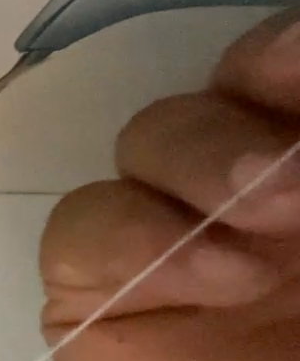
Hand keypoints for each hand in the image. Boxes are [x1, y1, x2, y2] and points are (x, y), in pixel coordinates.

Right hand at [42, 8, 299, 360]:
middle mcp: (277, 187)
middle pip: (236, 75)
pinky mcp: (97, 282)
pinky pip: (82, 220)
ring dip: (205, 154)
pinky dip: (134, 235)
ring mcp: (182, 232)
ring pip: (152, 132)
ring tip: (271, 218)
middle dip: (270, 79)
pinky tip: (203, 285)